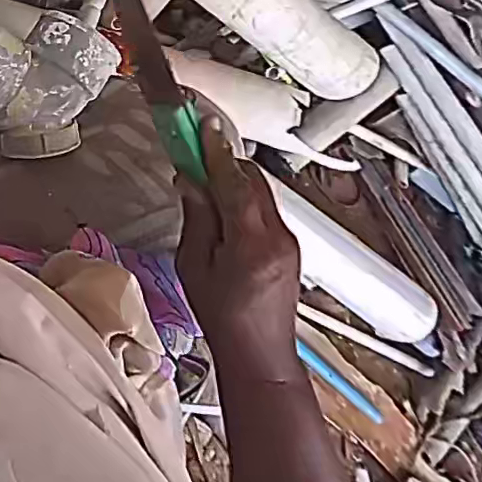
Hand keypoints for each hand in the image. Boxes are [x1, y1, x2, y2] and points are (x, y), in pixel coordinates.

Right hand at [176, 112, 301, 375]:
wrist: (259, 355)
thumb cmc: (222, 317)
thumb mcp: (193, 265)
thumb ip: (196, 218)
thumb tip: (191, 182)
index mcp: (252, 243)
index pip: (235, 183)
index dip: (217, 152)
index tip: (205, 126)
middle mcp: (278, 237)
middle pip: (253, 181)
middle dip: (224, 162)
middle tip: (195, 152)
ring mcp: (289, 242)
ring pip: (260, 193)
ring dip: (233, 180)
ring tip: (203, 183)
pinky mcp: (289, 247)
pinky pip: (264, 209)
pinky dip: (242, 198)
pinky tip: (222, 207)